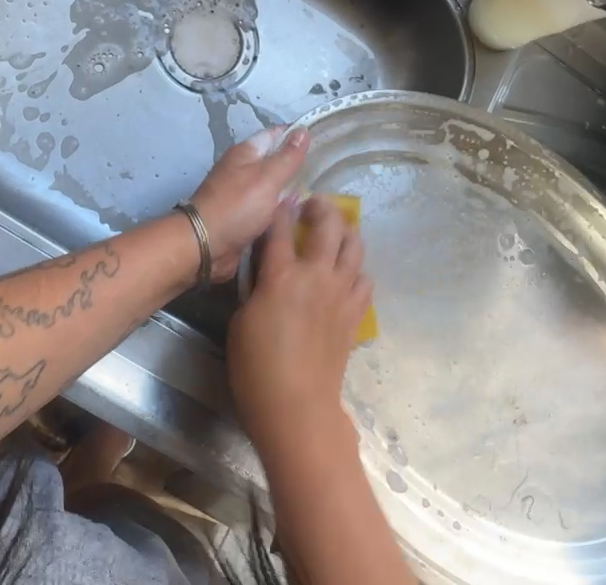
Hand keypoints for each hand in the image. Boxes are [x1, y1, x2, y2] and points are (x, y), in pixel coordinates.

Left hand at [187, 127, 309, 280]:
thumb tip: (303, 130)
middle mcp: (243, 169)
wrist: (205, 245)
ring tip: (320, 193)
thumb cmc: (237, 206)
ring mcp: (242, 193)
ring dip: (292, 189)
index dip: (299, 135)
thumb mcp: (268, 178)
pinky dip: (282, 208)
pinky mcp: (243, 215)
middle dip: (298, 164)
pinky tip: (300, 213)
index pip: (277, 135)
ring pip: (273, 186)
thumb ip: (288, 156)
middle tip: (327, 171)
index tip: (324, 141)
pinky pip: (268, 207)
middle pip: (275, 160)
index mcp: (246, 153)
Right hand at [227, 198, 372, 460]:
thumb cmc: (256, 368)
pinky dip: (356, 269)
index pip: (279, 229)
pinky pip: (364, 280)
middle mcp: (317, 275)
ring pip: (354, 246)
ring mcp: (341, 294)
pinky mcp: (354, 315)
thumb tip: (265, 269)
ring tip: (334, 231)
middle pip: (328, 225)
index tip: (280, 197)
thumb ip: (256, 286)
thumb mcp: (241, 320)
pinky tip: (346, 273)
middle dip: (321, 207)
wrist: (297, 407)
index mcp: (282, 276)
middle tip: (312, 205)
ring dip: (345, 231)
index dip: (279, 209)